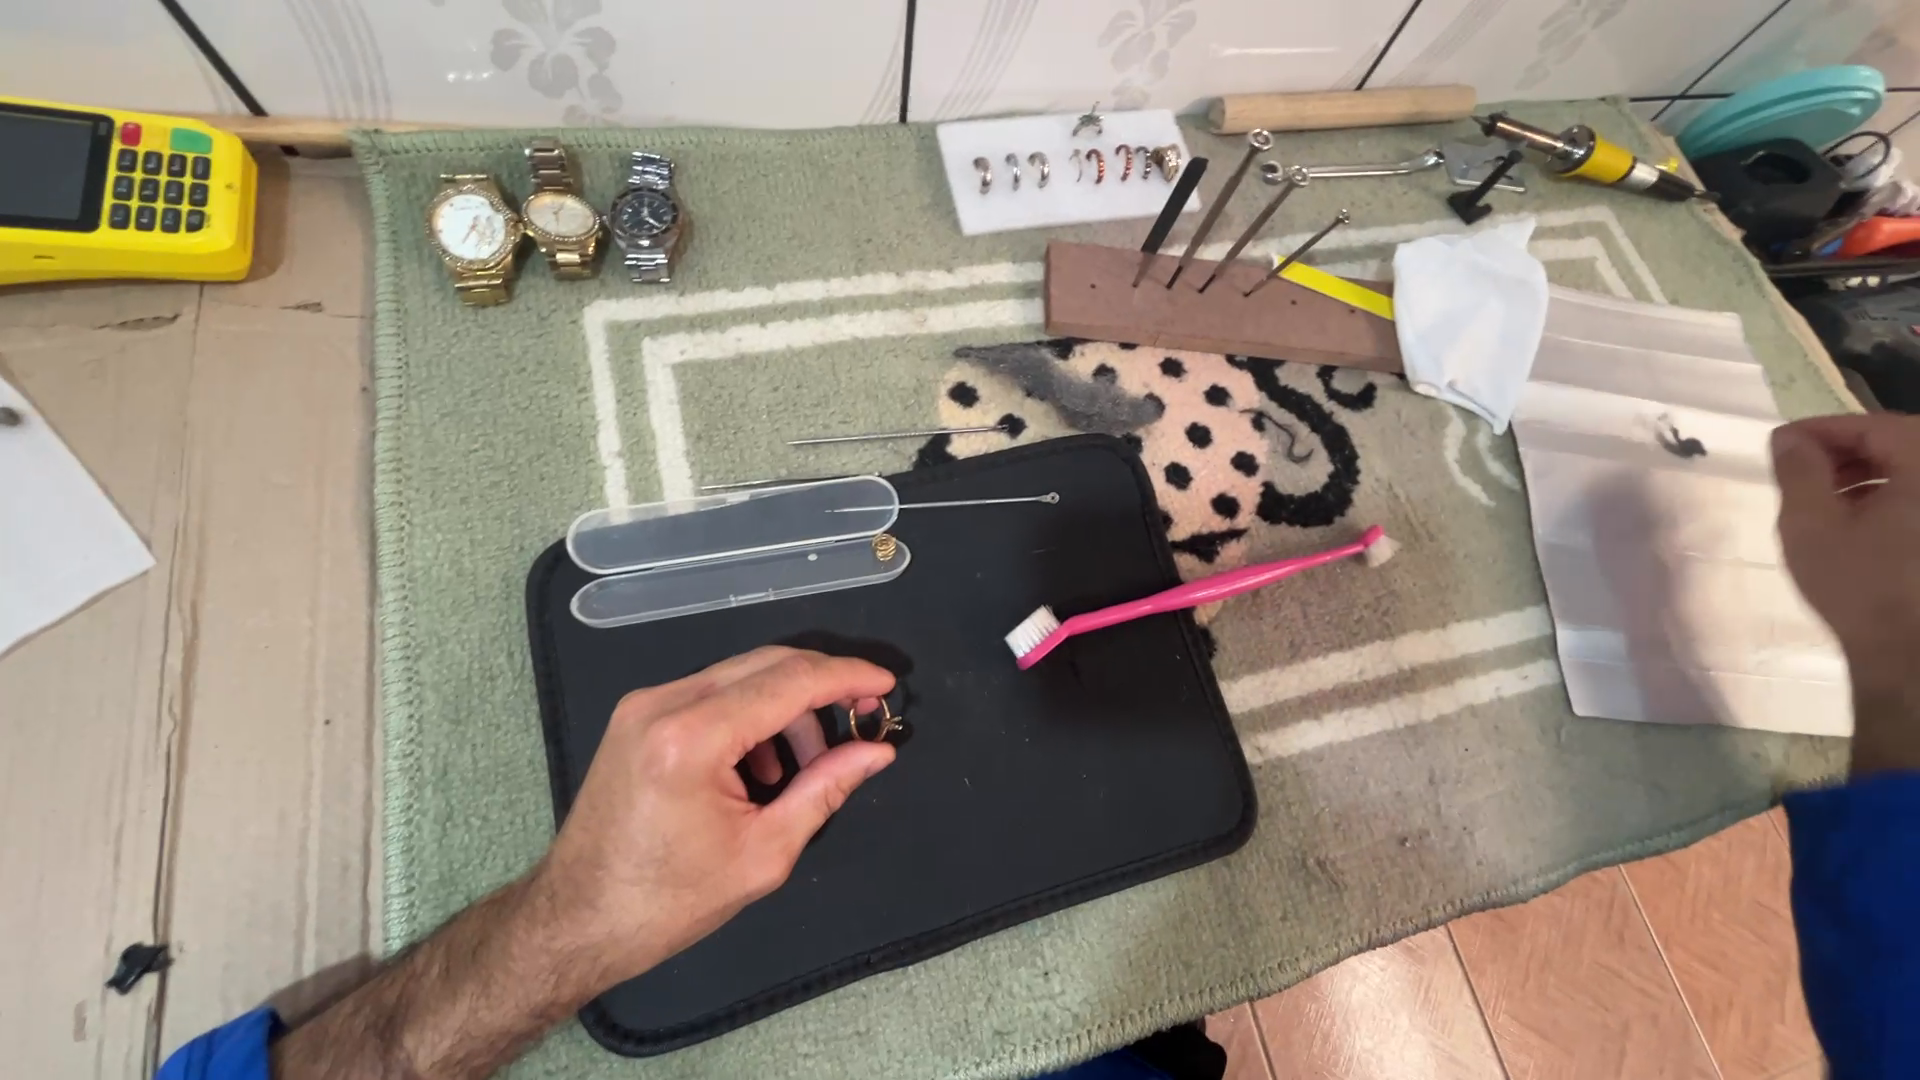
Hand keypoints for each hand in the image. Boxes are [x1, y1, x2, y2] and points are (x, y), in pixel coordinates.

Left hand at [526, 646, 897, 996]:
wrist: (575, 921)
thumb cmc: (669, 901)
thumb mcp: (764, 853)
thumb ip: (826, 788)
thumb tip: (878, 750)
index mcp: (693, 738)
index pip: (790, 681)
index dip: (846, 676)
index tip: (886, 684)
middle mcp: (665, 702)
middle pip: (769, 662)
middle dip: (824, 682)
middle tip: (864, 711)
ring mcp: (647, 702)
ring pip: (743, 673)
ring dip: (789, 704)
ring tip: (809, 763)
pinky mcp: (640, 712)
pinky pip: (715, 691)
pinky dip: (754, 713)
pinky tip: (764, 764)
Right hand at [1772, 413, 1919, 771]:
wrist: (1915, 651)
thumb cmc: (1859, 583)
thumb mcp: (1809, 524)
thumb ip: (1800, 472)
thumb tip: (1789, 438)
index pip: (1876, 426)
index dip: (1823, 429)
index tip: (1777, 444)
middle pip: (1907, 442)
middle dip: (1849, 450)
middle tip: (1798, 471)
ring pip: (1919, 470)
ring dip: (1875, 473)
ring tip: (1828, 499)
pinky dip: (1899, 496)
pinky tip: (1867, 521)